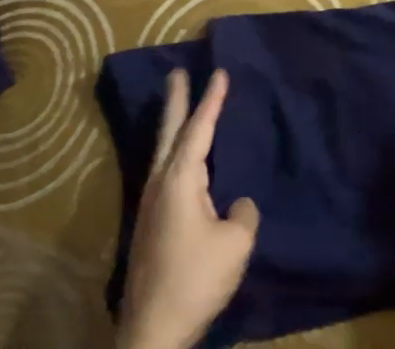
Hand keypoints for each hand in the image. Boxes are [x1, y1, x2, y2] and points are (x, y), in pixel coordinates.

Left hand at [117, 69, 260, 348]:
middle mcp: (159, 186)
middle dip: (175, 103)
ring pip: (163, 155)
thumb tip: (237, 203)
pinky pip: (165, 175)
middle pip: (168, 134)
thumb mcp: (236, 242)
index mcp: (180, 181)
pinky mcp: (151, 227)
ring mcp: (150, 207)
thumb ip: (243, 212)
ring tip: (180, 108)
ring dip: (173, 127)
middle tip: (177, 73)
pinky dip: (175, 155)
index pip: (198, 130)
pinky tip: (184, 164)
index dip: (211, 101)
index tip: (220, 72)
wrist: (155, 329)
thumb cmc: (197, 278)